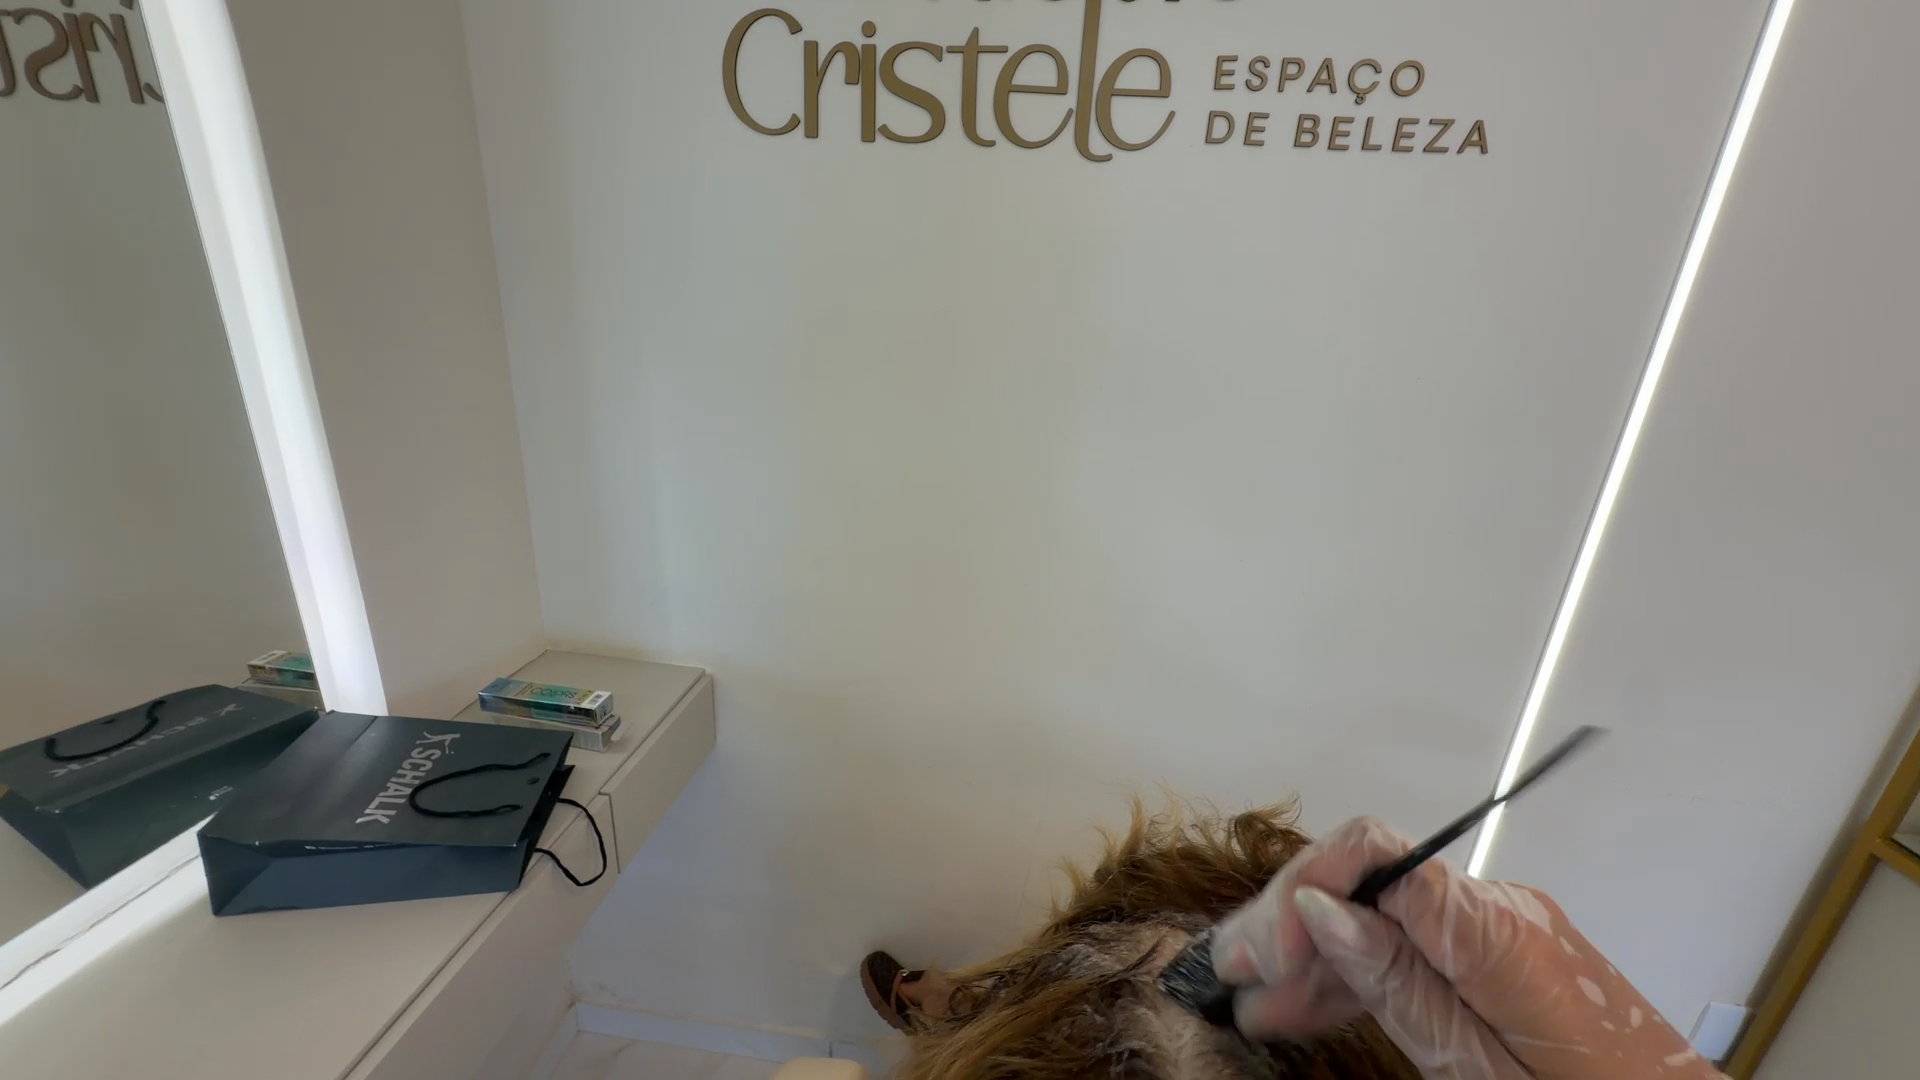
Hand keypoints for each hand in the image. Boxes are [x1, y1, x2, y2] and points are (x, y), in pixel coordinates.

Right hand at [1211, 817, 1724, 1079]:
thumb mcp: (1484, 1072)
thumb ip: (1402, 987)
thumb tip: (1318, 906)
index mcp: (1498, 932)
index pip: (1378, 852)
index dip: (1308, 882)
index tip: (1272, 952)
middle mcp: (1493, 912)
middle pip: (1364, 880)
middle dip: (1289, 921)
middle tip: (1233, 972)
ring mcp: (1492, 935)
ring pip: (1374, 918)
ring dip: (1310, 955)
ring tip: (1251, 998)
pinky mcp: (1492, 961)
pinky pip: (1406, 951)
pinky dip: (1354, 976)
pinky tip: (1302, 1003)